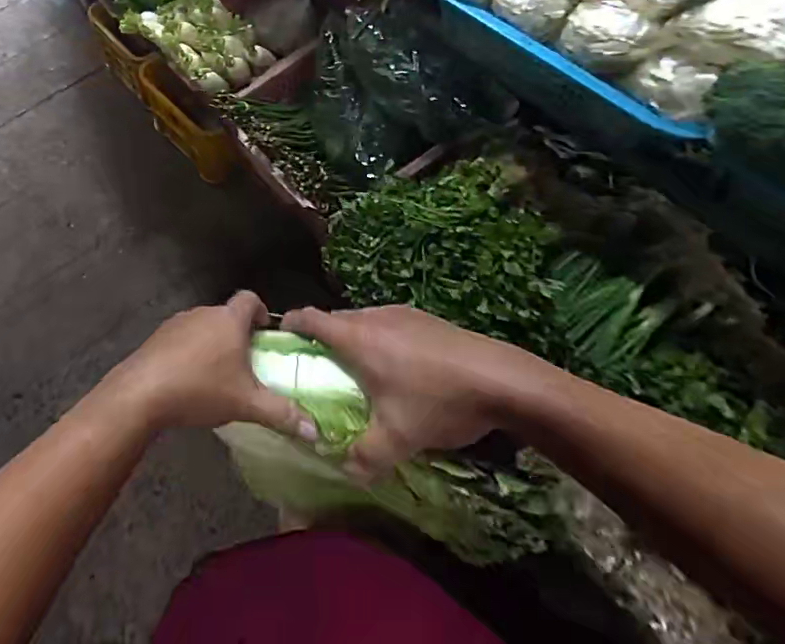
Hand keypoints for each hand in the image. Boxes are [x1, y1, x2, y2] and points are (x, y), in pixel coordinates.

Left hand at [102, 291, 314, 441]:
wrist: (142, 392)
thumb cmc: (201, 388)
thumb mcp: (246, 404)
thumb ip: (282, 414)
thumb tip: (316, 431)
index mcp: (228, 319)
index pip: (250, 299)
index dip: (261, 311)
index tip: (265, 332)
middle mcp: (203, 312)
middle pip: (227, 315)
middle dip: (238, 334)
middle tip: (247, 363)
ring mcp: (177, 322)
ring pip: (204, 326)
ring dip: (213, 343)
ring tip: (218, 375)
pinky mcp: (157, 337)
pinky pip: (182, 338)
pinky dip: (190, 352)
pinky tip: (189, 380)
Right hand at [281, 305, 563, 481]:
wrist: (503, 379)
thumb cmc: (438, 400)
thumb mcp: (399, 437)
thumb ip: (365, 456)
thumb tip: (346, 472)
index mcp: (356, 337)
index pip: (309, 318)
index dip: (289, 325)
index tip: (280, 341)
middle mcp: (373, 316)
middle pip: (334, 320)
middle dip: (321, 340)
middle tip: (320, 370)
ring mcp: (402, 313)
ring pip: (363, 321)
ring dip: (353, 340)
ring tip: (360, 372)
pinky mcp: (425, 318)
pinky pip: (388, 324)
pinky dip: (380, 340)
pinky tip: (400, 370)